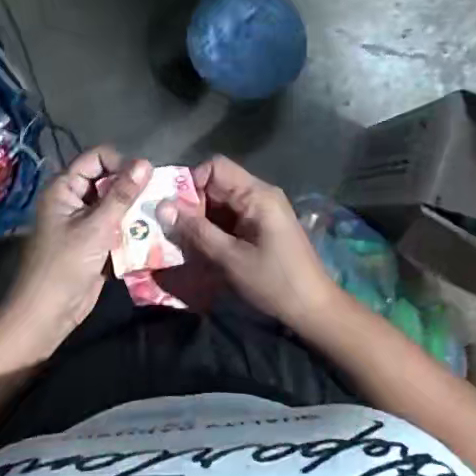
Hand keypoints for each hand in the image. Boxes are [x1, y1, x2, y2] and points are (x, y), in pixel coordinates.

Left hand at [0, 146, 150, 357]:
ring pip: (115, 205)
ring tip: (161, 213)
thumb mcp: (96, 228)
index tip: (145, 178)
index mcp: (64, 188)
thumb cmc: (65, 265)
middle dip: (133, 187)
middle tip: (160, 196)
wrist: (48, 313)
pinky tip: (154, 231)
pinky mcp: (94, 242)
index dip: (120, 163)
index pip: (96, 158)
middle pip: (108, 180)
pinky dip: (132, 228)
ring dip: (136, 209)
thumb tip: (146, 162)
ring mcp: (84, 222)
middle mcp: (73, 199)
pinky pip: (116, 226)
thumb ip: (122, 195)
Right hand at [158, 156, 340, 328]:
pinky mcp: (261, 226)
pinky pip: (230, 216)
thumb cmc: (274, 282)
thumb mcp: (230, 258)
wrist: (314, 309)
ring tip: (185, 242)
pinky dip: (213, 228)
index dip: (191, 183)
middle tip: (176, 231)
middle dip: (193, 204)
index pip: (215, 167)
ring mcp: (262, 210)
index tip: (178, 211)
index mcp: (257, 194)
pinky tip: (203, 248)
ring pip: (220, 202)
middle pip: (216, 184)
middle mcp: (260, 194)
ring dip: (201, 219)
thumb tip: (162, 206)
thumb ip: (196, 230)